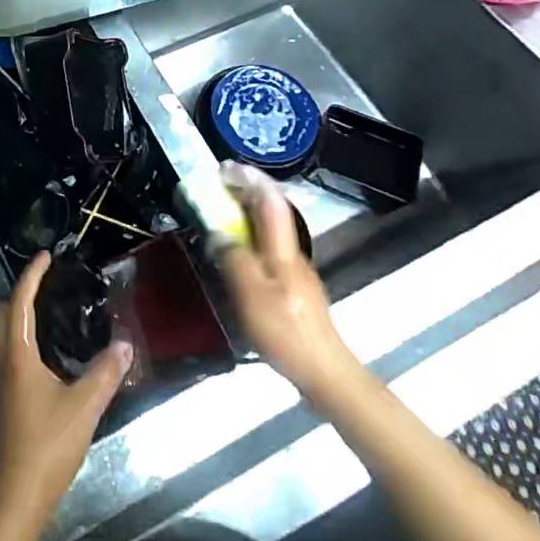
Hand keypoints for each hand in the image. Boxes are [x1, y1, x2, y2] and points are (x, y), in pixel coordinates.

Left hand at [0, 251, 132, 530]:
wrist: (20, 490)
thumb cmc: (47, 443)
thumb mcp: (84, 406)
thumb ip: (105, 373)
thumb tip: (125, 344)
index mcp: (17, 355)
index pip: (19, 302)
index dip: (31, 276)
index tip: (45, 256)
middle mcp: (4, 362)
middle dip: (17, 294)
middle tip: (44, 286)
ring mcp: (3, 381)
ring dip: (17, 316)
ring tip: (47, 312)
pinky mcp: (9, 398)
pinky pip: (9, 353)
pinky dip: (22, 338)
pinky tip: (47, 352)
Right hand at [216, 161, 360, 397]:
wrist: (324, 372)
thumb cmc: (284, 330)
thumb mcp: (249, 293)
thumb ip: (232, 258)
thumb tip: (218, 233)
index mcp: (282, 250)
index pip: (270, 201)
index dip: (250, 179)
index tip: (226, 168)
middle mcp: (292, 255)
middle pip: (271, 215)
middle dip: (244, 196)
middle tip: (215, 190)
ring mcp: (296, 274)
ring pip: (269, 235)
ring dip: (245, 219)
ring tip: (219, 219)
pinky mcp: (295, 293)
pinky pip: (268, 254)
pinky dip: (249, 244)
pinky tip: (235, 259)